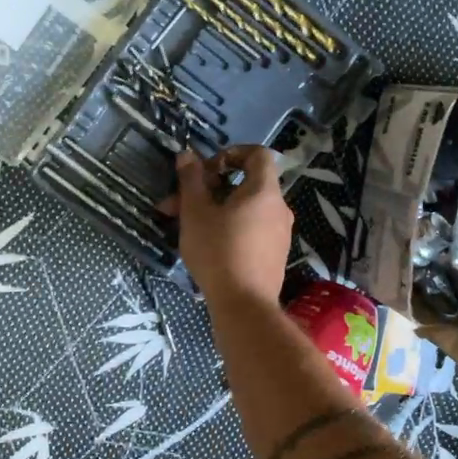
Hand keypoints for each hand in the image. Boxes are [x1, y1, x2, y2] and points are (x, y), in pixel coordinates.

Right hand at [169, 146, 292, 309]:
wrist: (244, 305)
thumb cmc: (218, 251)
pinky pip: (251, 229)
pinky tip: (205, 245)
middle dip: (209, 188)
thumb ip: (191, 180)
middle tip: (178, 203)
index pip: (258, 154)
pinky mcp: (274, 254)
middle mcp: (278, 208)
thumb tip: (187, 155)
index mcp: (264, 191)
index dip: (232, 153)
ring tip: (184, 226)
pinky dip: (229, 227)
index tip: (207, 169)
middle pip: (246, 184)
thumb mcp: (196, 212)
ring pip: (245, 209)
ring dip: (214, 209)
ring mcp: (280, 233)